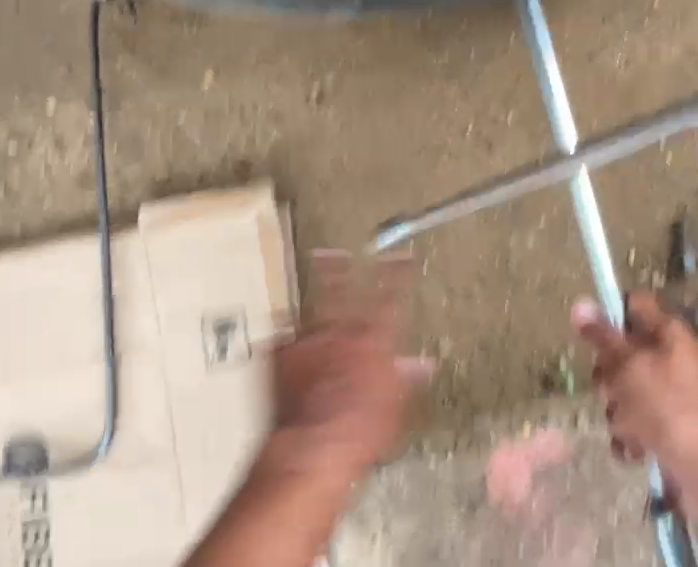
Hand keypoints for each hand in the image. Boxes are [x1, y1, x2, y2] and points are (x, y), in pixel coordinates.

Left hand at [255, 252, 430, 487]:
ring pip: (313, 305)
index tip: (400, 255)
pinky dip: (292, 337)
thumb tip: (419, 367)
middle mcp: (340, 331)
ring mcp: (307, 339)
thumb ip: (401, 375)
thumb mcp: (392, 405)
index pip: (390, 294)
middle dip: (342, 265)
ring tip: (318, 262)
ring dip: (317, 286)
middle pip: (341, 286)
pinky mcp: (279, 354)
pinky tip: (292, 334)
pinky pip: (286, 338)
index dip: (396, 270)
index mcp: (372, 339)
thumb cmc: (358, 432)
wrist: (311, 449)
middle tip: (339, 248)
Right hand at [573, 291, 697, 523]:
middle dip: (608, 377)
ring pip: (625, 393)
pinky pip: (637, 424)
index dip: (610, 314)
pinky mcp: (670, 430)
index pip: (633, 305)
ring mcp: (672, 397)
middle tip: (612, 390)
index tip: (592, 334)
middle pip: (623, 353)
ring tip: (630, 430)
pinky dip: (631, 438)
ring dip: (619, 413)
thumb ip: (602, 338)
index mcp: (667, 333)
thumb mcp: (630, 367)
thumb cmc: (671, 409)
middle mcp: (671, 359)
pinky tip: (634, 452)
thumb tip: (579, 302)